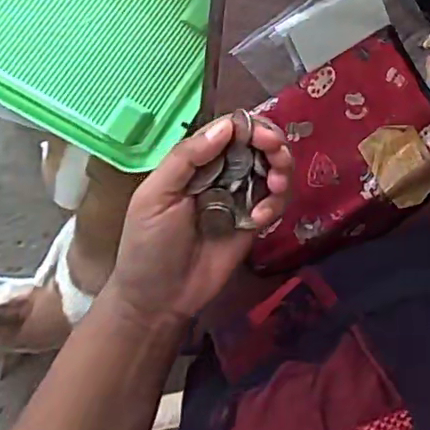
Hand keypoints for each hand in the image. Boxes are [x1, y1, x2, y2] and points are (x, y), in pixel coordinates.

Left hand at [101, 112, 293, 332]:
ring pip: (272, 167)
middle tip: (278, 156)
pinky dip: (276, 203)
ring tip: (276, 185)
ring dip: (282, 169)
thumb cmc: (147, 245)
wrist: (158, 302)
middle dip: (274, 144)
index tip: (264, 138)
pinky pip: (276, 201)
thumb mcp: (155, 197)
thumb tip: (227, 127)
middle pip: (258, 143)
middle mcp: (222, 172)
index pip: (229, 130)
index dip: (251, 127)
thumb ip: (186, 158)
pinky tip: (261, 218)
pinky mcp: (254, 221)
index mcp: (196, 160)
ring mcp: (240, 196)